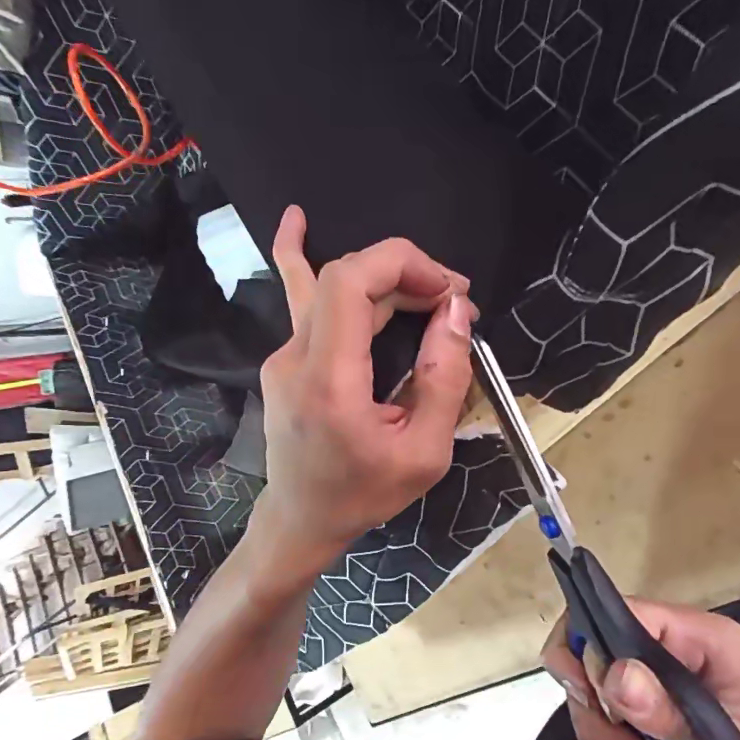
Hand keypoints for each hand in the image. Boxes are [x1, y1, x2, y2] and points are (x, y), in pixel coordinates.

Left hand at [251, 206, 478, 570]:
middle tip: (454, 299)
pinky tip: (297, 220)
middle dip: (406, 271)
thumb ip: (444, 379)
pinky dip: (307, 257)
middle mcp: (296, 357)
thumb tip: (456, 312)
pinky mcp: (286, 358)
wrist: (302, 519)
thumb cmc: (365, 495)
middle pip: (343, 276)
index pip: (351, 283)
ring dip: (383, 278)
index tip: (449, 291)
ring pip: (327, 284)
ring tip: (430, 291)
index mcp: (330, 382)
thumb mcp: (425, 453)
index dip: (404, 265)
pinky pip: (304, 299)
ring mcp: (284, 355)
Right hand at [543, 599, 739, 739]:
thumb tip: (610, 673)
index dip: (593, 646)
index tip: (597, 701)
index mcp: (704, 639)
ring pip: (598, 691)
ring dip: (603, 735)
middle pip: (598, 651)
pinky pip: (610, 724)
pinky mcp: (662, 723)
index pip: (623, 613)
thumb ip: (674, 713)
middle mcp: (679, 654)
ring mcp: (669, 689)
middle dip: (596, 704)